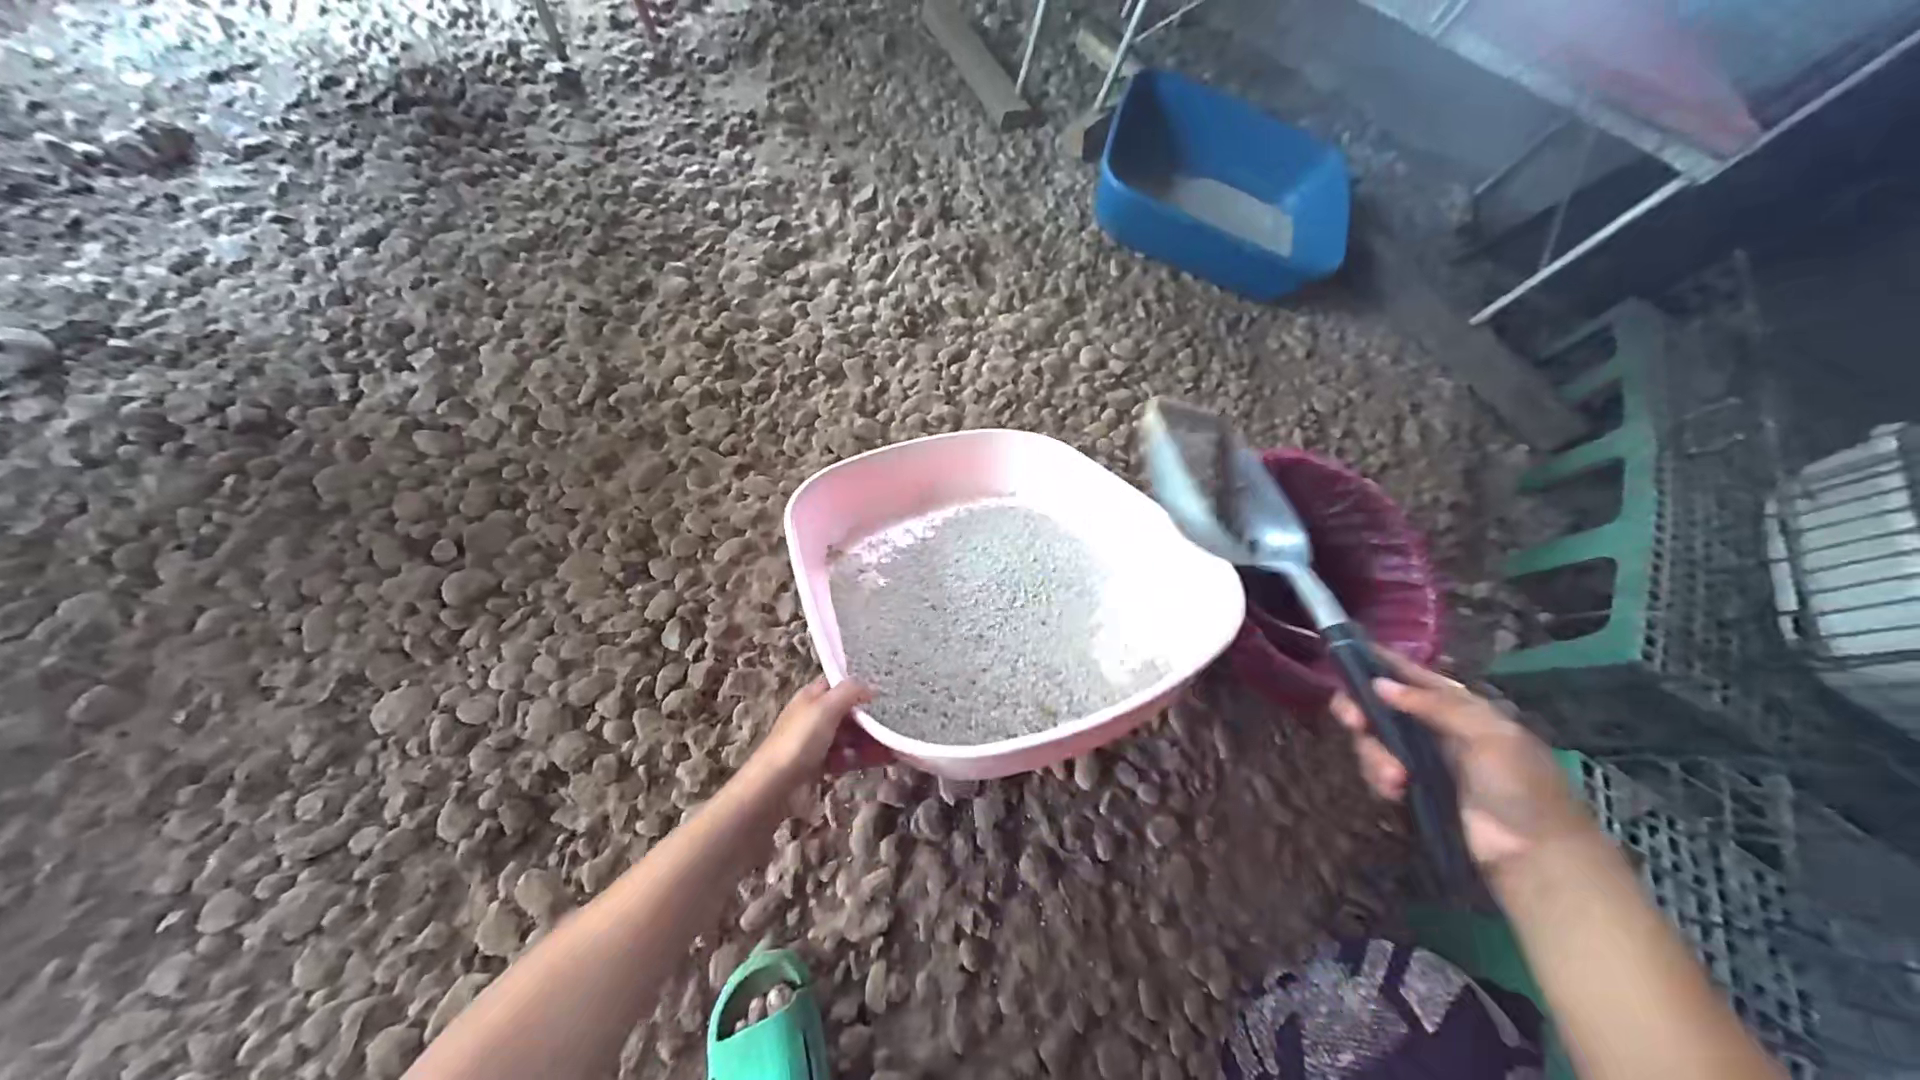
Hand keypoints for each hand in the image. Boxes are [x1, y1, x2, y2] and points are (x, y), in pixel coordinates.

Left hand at [753, 677, 885, 779]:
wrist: (775, 786)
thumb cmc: (800, 740)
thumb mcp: (826, 707)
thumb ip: (850, 691)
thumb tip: (872, 686)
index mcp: (812, 696)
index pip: (839, 682)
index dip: (860, 685)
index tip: (885, 690)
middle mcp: (814, 716)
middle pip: (848, 711)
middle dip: (871, 717)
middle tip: (896, 722)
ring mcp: (816, 741)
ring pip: (849, 736)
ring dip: (871, 739)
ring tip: (895, 744)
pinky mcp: (819, 764)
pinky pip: (846, 756)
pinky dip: (863, 757)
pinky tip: (882, 759)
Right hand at [1331, 653, 1593, 870]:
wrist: (1534, 854)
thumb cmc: (1520, 786)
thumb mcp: (1489, 736)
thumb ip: (1435, 705)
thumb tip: (1378, 684)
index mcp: (1457, 706)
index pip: (1412, 674)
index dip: (1380, 663)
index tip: (1343, 656)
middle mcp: (1431, 727)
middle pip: (1377, 705)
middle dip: (1359, 711)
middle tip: (1353, 721)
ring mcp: (1417, 758)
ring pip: (1371, 740)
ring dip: (1374, 755)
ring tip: (1394, 778)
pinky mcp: (1407, 788)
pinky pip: (1375, 771)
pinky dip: (1379, 778)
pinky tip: (1395, 791)